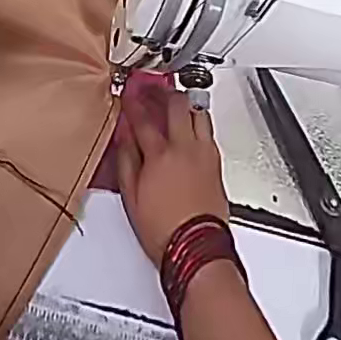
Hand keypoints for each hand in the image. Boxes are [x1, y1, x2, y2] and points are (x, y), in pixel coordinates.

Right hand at [116, 80, 228, 265]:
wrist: (196, 250)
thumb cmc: (165, 230)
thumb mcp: (131, 196)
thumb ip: (126, 161)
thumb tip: (124, 140)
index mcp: (160, 155)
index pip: (144, 118)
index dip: (134, 103)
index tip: (129, 96)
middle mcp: (185, 149)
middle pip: (176, 105)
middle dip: (162, 92)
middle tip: (153, 89)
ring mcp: (204, 155)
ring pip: (199, 114)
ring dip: (185, 104)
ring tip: (174, 102)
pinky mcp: (217, 165)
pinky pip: (208, 132)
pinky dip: (197, 123)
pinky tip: (190, 127)